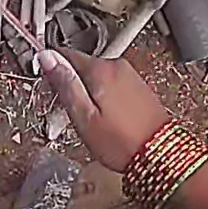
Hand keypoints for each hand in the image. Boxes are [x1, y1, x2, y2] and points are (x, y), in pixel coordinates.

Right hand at [35, 49, 170, 170]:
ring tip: (89, 119)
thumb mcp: (83, 116)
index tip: (49, 89)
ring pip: (97, 76)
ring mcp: (130, 76)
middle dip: (71, 84)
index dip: (51, 70)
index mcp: (100, 69)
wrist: (161, 154)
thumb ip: (65, 84)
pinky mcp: (138, 87)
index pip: (64, 54)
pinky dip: (104, 97)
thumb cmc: (122, 141)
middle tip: (68, 112)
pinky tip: (105, 118)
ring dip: (88, 92)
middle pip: (81, 65)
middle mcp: (117, 66)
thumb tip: (47, 57)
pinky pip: (112, 85)